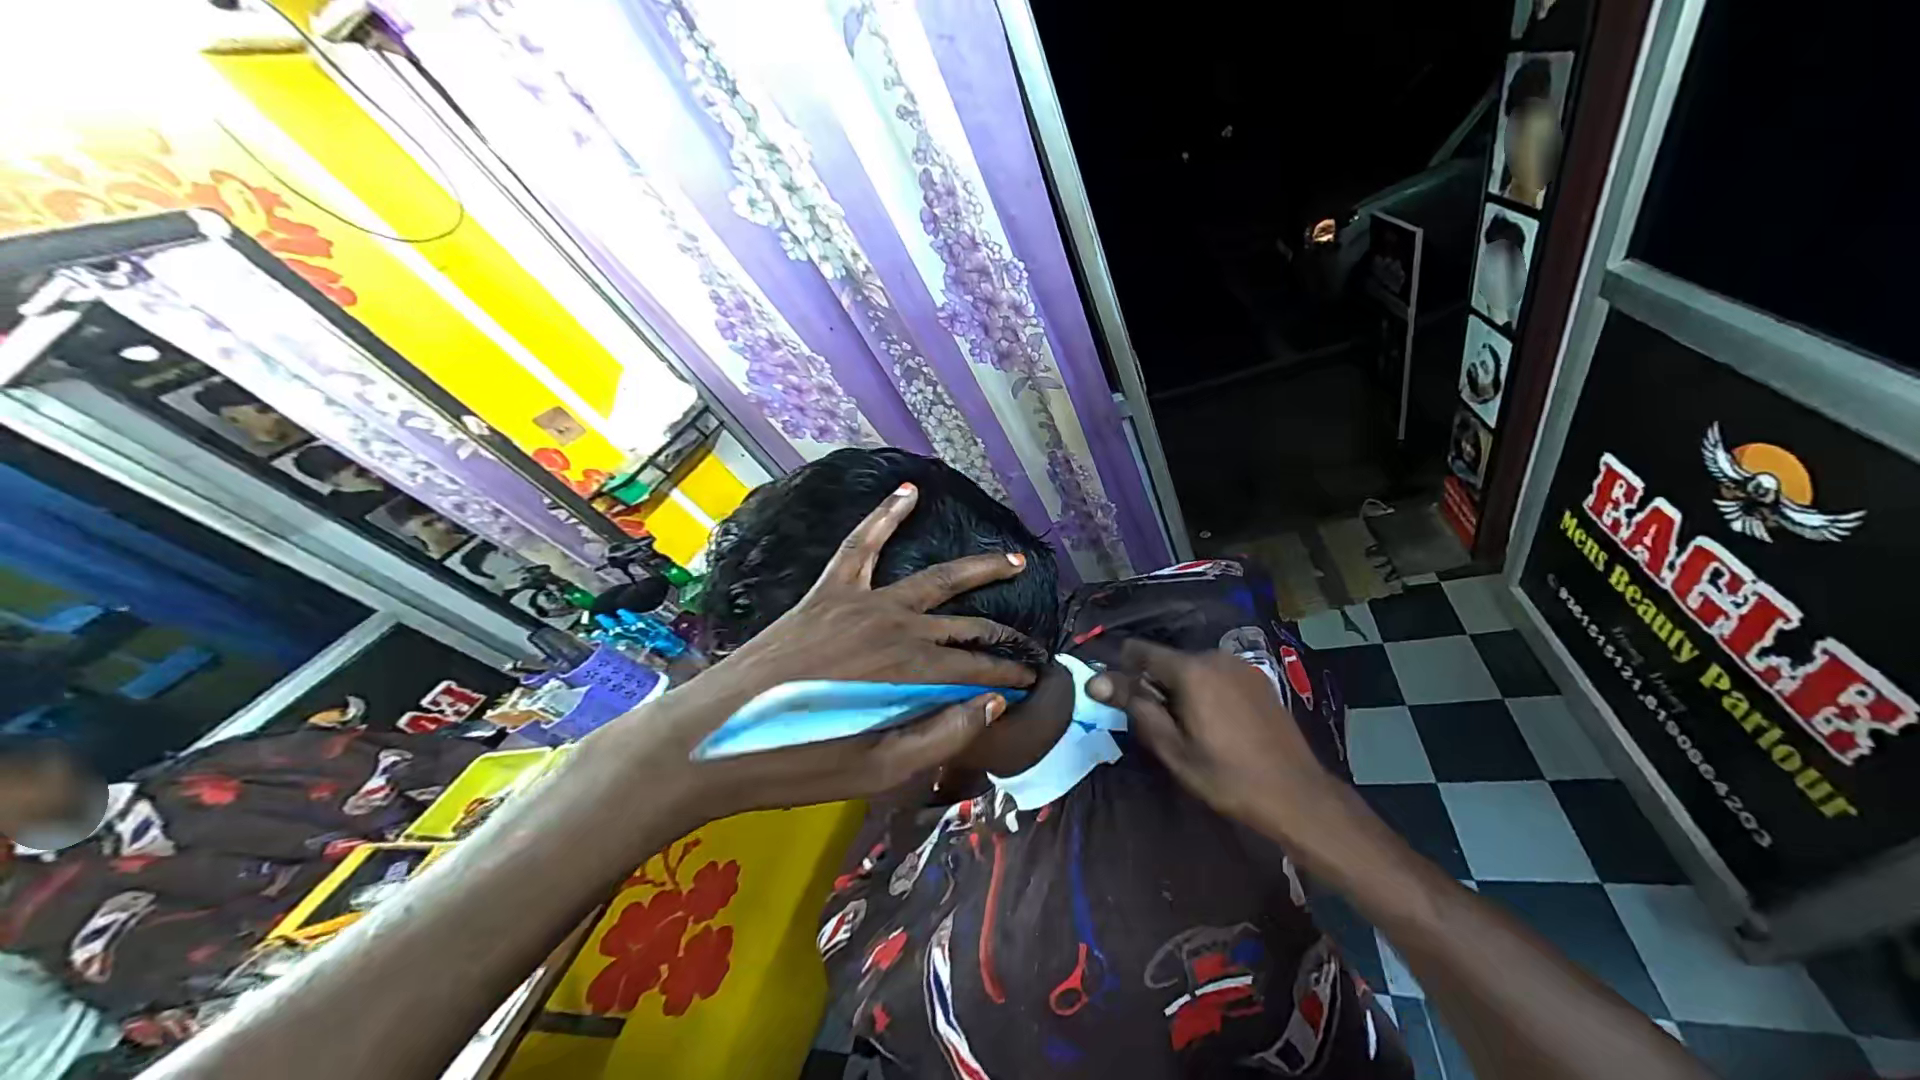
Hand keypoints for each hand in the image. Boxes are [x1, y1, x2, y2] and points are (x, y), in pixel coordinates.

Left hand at [619, 482, 1039, 822]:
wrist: (714, 739)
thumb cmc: (798, 763)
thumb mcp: (879, 771)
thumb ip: (942, 735)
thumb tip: (994, 702)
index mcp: (910, 675)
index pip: (978, 669)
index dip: (1010, 676)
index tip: (1031, 682)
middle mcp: (895, 628)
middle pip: (964, 627)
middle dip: (1002, 637)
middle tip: (1029, 645)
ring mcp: (860, 603)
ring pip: (934, 579)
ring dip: (977, 569)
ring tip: (1013, 560)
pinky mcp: (827, 593)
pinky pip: (861, 545)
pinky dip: (885, 515)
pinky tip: (908, 492)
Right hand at [1089, 639, 1341, 830]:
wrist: (1297, 794)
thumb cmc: (1227, 776)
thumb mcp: (1172, 748)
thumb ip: (1135, 707)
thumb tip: (1096, 681)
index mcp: (1191, 669)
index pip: (1139, 651)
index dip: (1121, 670)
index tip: (1117, 696)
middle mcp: (1215, 656)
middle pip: (1167, 660)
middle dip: (1153, 683)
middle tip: (1156, 724)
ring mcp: (1240, 666)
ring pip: (1192, 668)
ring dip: (1180, 688)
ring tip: (1186, 727)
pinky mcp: (1258, 679)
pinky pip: (1216, 675)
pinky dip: (1204, 690)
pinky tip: (1214, 723)